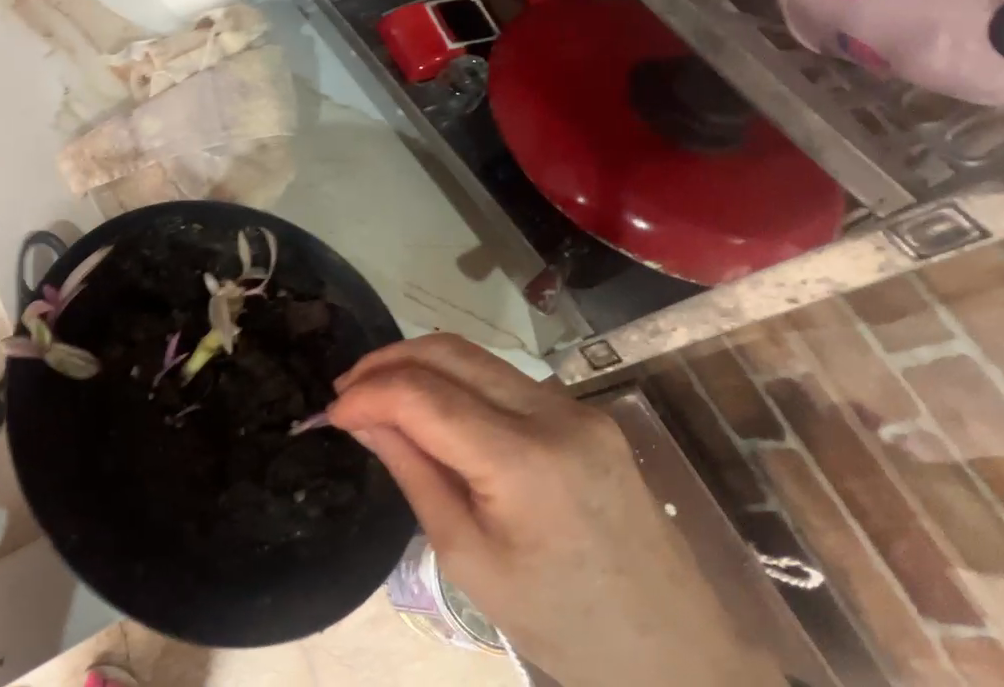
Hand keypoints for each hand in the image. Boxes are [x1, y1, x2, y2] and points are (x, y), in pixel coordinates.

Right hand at [328, 336, 783, 686]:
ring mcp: (578, 409)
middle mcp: (556, 415)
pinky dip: (453, 380)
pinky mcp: (587, 415)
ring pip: (474, 356)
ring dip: (417, 365)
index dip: (366, 395)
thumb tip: (359, 419)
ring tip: (377, 396)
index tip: (329, 415)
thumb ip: (412, 472)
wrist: (674, 651)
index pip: (422, 395)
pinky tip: (430, 409)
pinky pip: (502, 378)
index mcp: (525, 461)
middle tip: (344, 393)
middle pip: (447, 352)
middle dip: (384, 362)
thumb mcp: (466, 556)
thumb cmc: (559, 621)